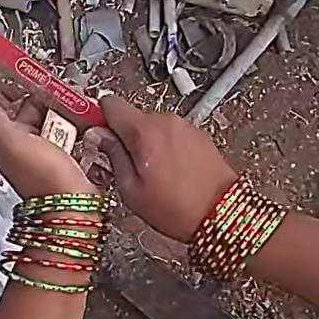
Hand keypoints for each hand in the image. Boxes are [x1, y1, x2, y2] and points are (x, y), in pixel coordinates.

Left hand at [0, 92, 94, 198]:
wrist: (74, 206)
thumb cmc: (43, 178)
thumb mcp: (10, 142)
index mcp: (8, 142)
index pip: (5, 109)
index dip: (12, 91)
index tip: (25, 75)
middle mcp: (27, 147)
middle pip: (31, 113)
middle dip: (43, 97)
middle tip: (56, 85)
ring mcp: (50, 152)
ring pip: (53, 121)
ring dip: (63, 108)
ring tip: (74, 98)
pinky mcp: (72, 158)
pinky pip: (73, 133)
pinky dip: (78, 123)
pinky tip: (85, 117)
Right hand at [88, 95, 236, 241]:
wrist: (223, 214)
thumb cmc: (176, 209)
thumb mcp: (131, 190)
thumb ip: (112, 156)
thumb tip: (98, 137)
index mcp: (144, 130)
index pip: (110, 103)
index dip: (99, 117)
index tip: (95, 133)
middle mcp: (165, 120)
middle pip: (132, 117)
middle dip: (123, 137)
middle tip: (124, 168)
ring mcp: (184, 126)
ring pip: (152, 127)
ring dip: (146, 144)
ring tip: (151, 176)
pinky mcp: (199, 136)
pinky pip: (171, 135)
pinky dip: (165, 148)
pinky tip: (170, 174)